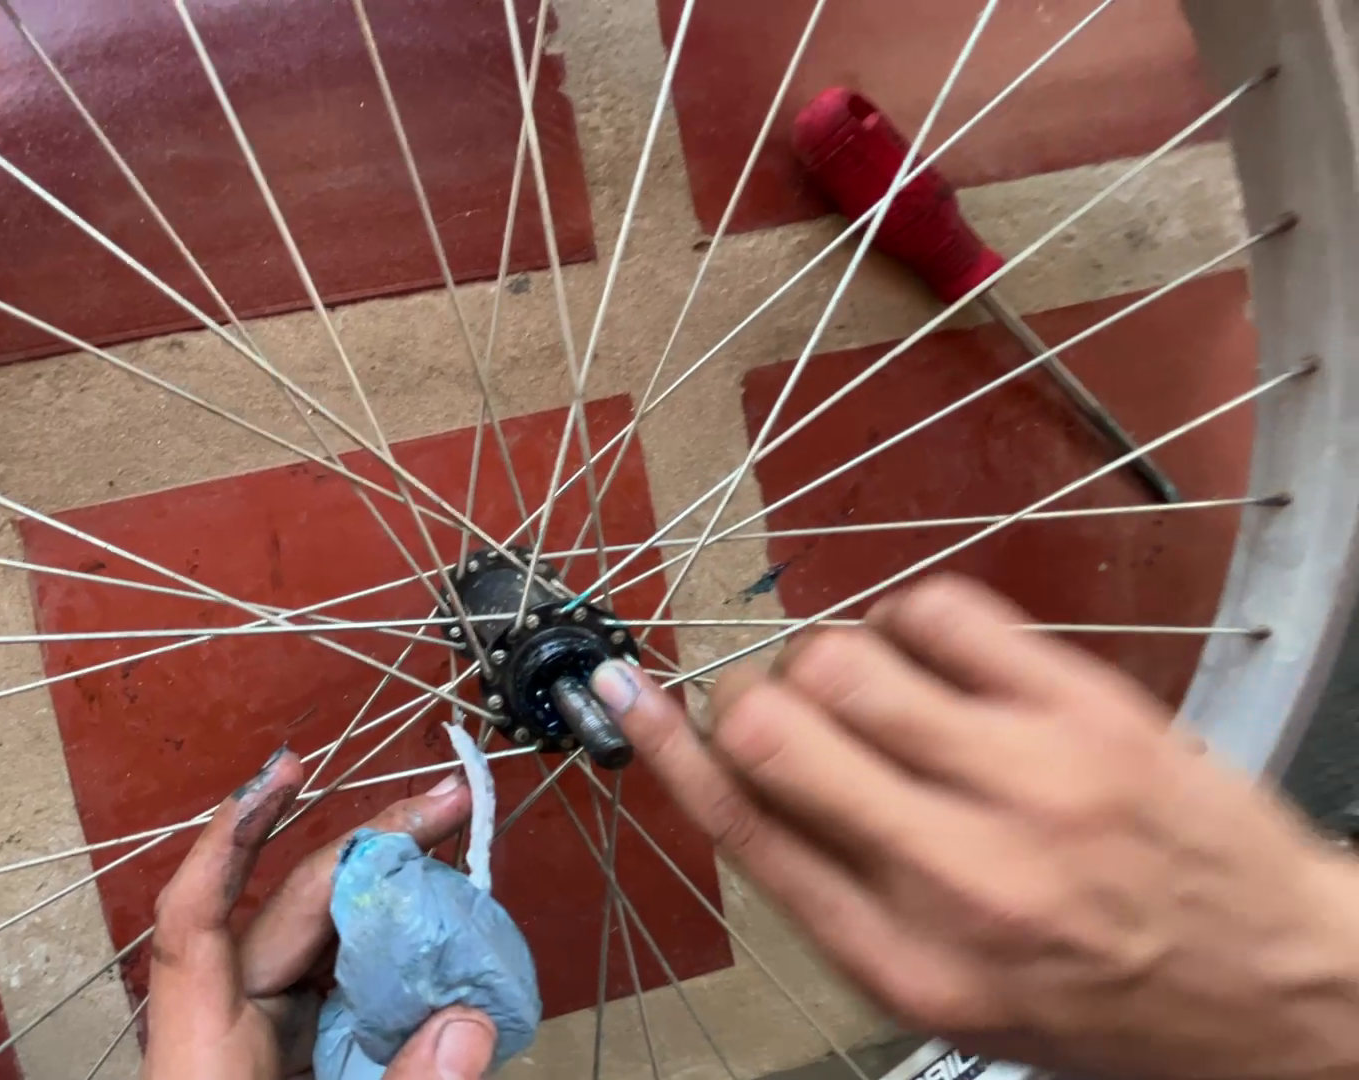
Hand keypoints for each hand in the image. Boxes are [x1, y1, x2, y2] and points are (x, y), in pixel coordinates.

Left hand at [144, 747, 499, 1078]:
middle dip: (371, 846)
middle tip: (447, 803)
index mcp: (206, 1051)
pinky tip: (441, 925)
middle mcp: (233, 1022)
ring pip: (328, 937)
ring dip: (390, 890)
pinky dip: (395, 949)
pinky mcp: (303, 1049)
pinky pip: (349, 980)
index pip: (194, 918)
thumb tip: (473, 1023)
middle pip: (294, 908)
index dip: (232, 836)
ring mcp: (270, 1034)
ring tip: (454, 845)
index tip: (286, 771)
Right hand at [595, 575, 1358, 1079]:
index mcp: (901, 956)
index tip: (624, 689)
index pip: (740, 825)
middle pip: (772, 726)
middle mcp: (960, 872)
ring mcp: (1034, 780)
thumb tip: (716, 757)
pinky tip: (932, 663)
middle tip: (778, 713)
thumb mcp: (924, 981)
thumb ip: (811, 874)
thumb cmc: (1087, 995)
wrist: (1299, 1003)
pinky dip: (902, 620)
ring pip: (840, 658)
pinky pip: (934, 609)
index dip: (663, 744)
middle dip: (747, 702)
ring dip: (824, 665)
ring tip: (872, 698)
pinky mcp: (1090, 708)